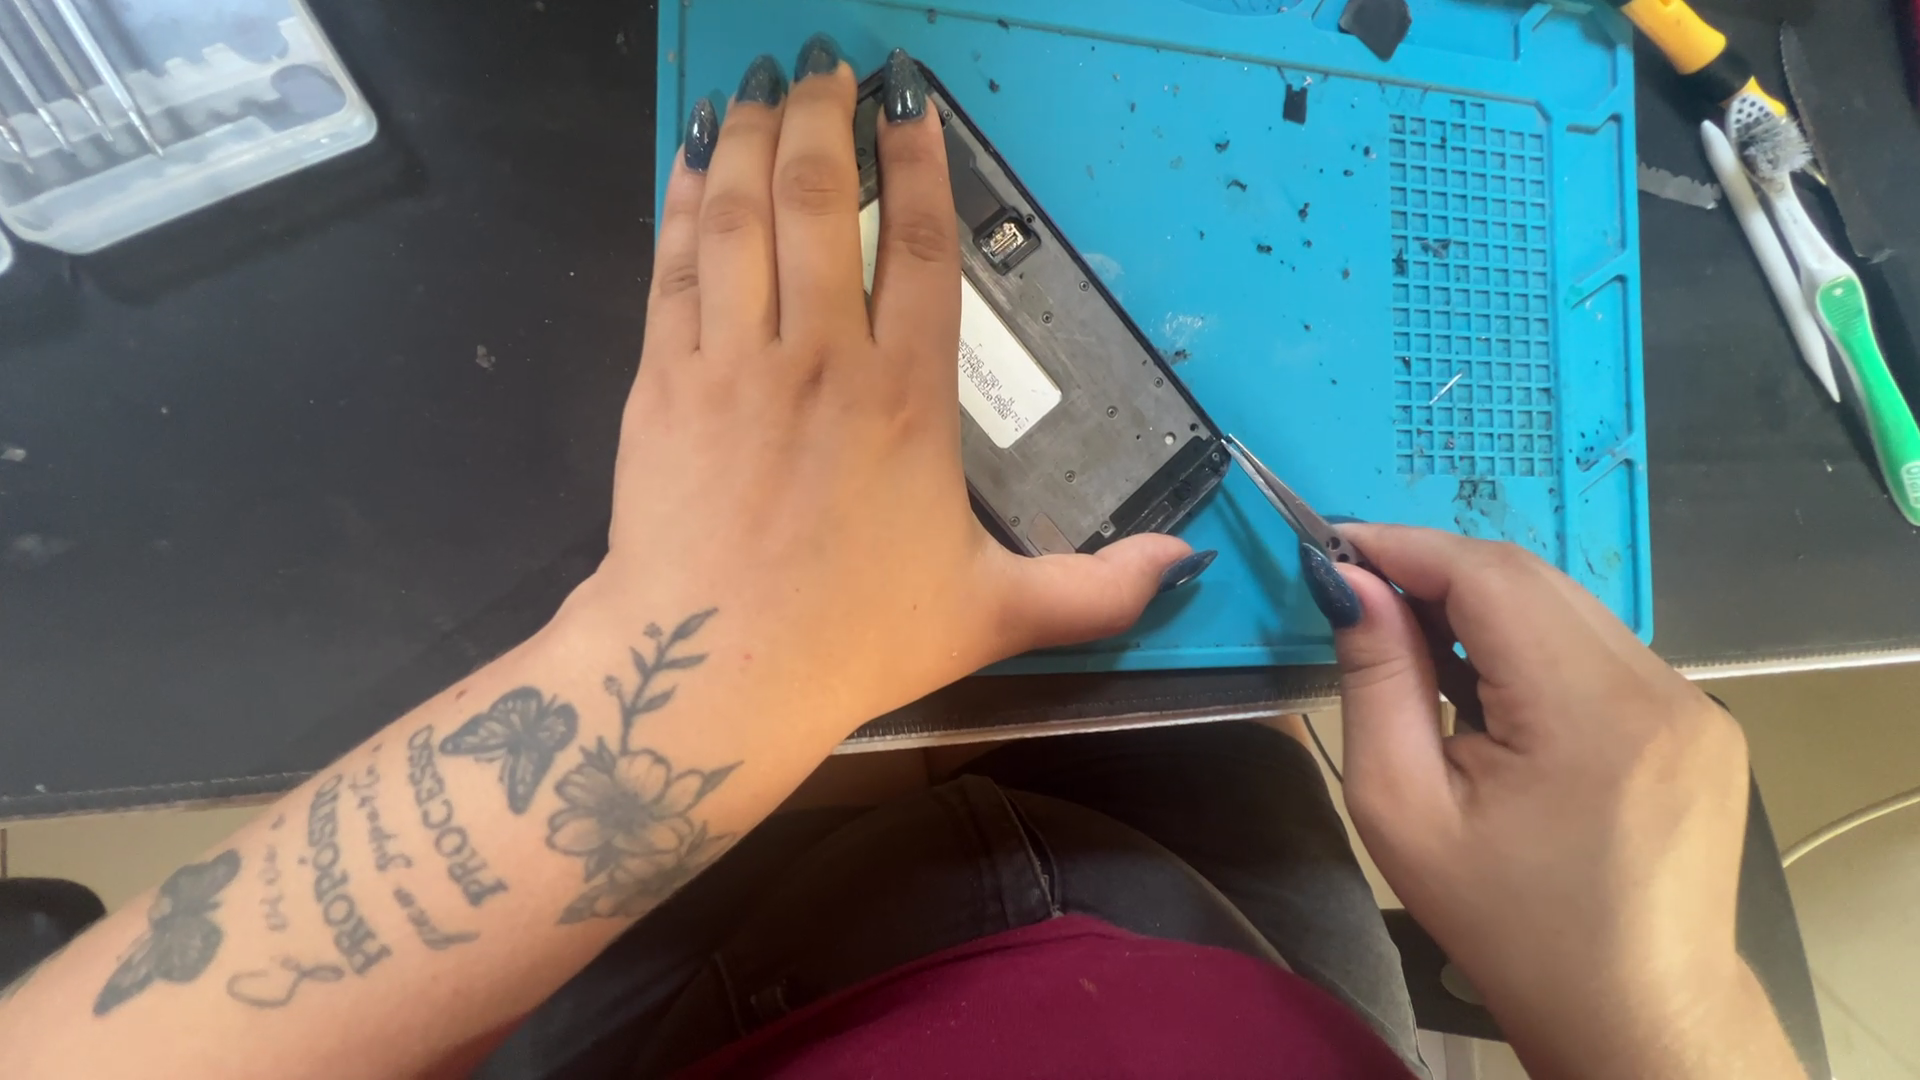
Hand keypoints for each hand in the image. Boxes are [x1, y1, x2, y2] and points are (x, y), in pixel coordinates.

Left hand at [576, 43, 1196, 734]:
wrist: (712, 675)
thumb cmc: (857, 642)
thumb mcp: (995, 617)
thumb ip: (1096, 591)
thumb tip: (1189, 567)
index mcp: (905, 398)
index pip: (916, 247)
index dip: (916, 166)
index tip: (911, 107)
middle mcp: (818, 358)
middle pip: (814, 201)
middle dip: (823, 119)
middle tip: (827, 65)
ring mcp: (730, 364)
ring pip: (737, 216)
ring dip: (749, 138)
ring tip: (760, 86)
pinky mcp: (660, 384)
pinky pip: (671, 269)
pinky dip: (680, 204)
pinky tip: (687, 160)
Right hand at [1329, 526, 1795, 1077]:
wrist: (1633, 1013)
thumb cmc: (1500, 918)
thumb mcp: (1398, 802)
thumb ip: (1374, 678)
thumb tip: (1350, 585)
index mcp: (1592, 715)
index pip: (1491, 578)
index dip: (1404, 545)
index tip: (1331, 546)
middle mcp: (1660, 689)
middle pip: (1526, 576)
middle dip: (1429, 564)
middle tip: (1353, 584)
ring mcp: (1688, 700)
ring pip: (1555, 599)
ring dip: (1467, 595)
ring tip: (1396, 623)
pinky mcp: (1687, 715)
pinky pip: (1581, 637)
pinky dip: (1509, 630)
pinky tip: (1464, 666)